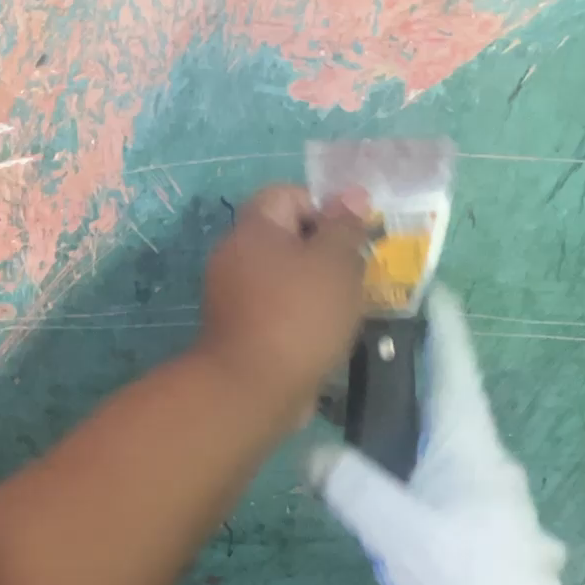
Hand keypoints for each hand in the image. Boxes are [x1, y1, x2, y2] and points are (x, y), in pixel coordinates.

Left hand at [193, 184, 371, 416]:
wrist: (252, 389)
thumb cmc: (299, 316)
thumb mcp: (336, 263)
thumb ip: (345, 226)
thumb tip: (352, 195)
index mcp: (252, 230)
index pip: (287, 194)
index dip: (323, 207)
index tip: (350, 238)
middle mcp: (233, 257)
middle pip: (284, 237)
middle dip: (323, 251)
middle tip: (354, 274)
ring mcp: (230, 296)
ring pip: (281, 277)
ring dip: (314, 287)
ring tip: (345, 308)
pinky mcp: (237, 331)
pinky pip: (274, 309)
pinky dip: (298, 316)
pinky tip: (322, 335)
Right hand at [308, 290, 584, 584]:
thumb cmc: (461, 573)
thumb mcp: (392, 526)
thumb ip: (348, 484)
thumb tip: (309, 453)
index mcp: (467, 442)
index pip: (453, 364)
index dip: (441, 322)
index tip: (423, 285)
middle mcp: (480, 455)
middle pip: (442, 396)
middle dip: (407, 369)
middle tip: (356, 353)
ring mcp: (482, 489)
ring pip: (435, 436)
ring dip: (401, 417)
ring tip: (351, 412)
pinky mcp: (475, 518)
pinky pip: (433, 469)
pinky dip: (403, 455)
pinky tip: (373, 477)